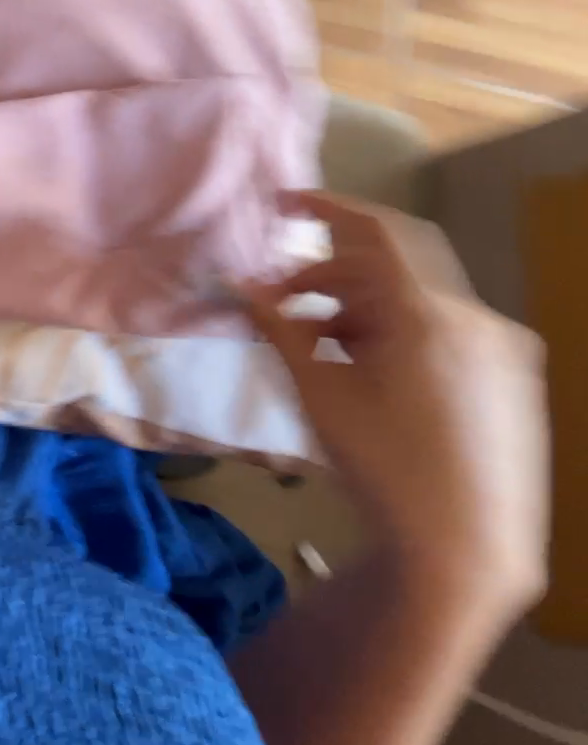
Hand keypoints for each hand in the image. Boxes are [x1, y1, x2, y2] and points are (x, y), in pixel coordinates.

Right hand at [241, 191, 548, 606]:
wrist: (466, 542)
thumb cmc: (380, 460)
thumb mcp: (316, 389)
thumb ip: (279, 327)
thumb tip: (238, 283)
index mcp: (429, 316)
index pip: (378, 233)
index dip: (327, 208)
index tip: (281, 201)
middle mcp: (474, 320)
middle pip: (392, 268)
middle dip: (326, 274)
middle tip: (273, 299)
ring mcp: (499, 349)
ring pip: (413, 300)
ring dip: (354, 306)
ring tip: (309, 343)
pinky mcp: (506, 377)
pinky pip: (438, 328)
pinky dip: (386, 329)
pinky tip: (356, 367)